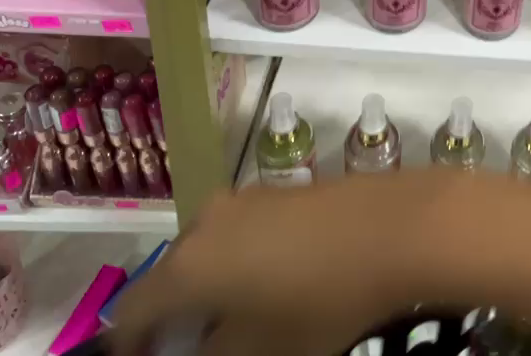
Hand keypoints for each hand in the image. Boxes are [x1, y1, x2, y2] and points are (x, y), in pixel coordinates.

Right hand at [109, 173, 449, 355]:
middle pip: (172, 277)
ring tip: (237, 322)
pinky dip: (243, 263)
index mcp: (187, 266)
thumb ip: (213, 355)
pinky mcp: (284, 191)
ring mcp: (248, 199)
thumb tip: (200, 348)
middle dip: (176, 316)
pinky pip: (244, 233)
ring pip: (210, 252)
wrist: (398, 226)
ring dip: (212, 287)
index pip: (133, 312)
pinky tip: (274, 286)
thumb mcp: (260, 351)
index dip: (134, 346)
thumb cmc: (323, 300)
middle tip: (196, 347)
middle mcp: (207, 221)